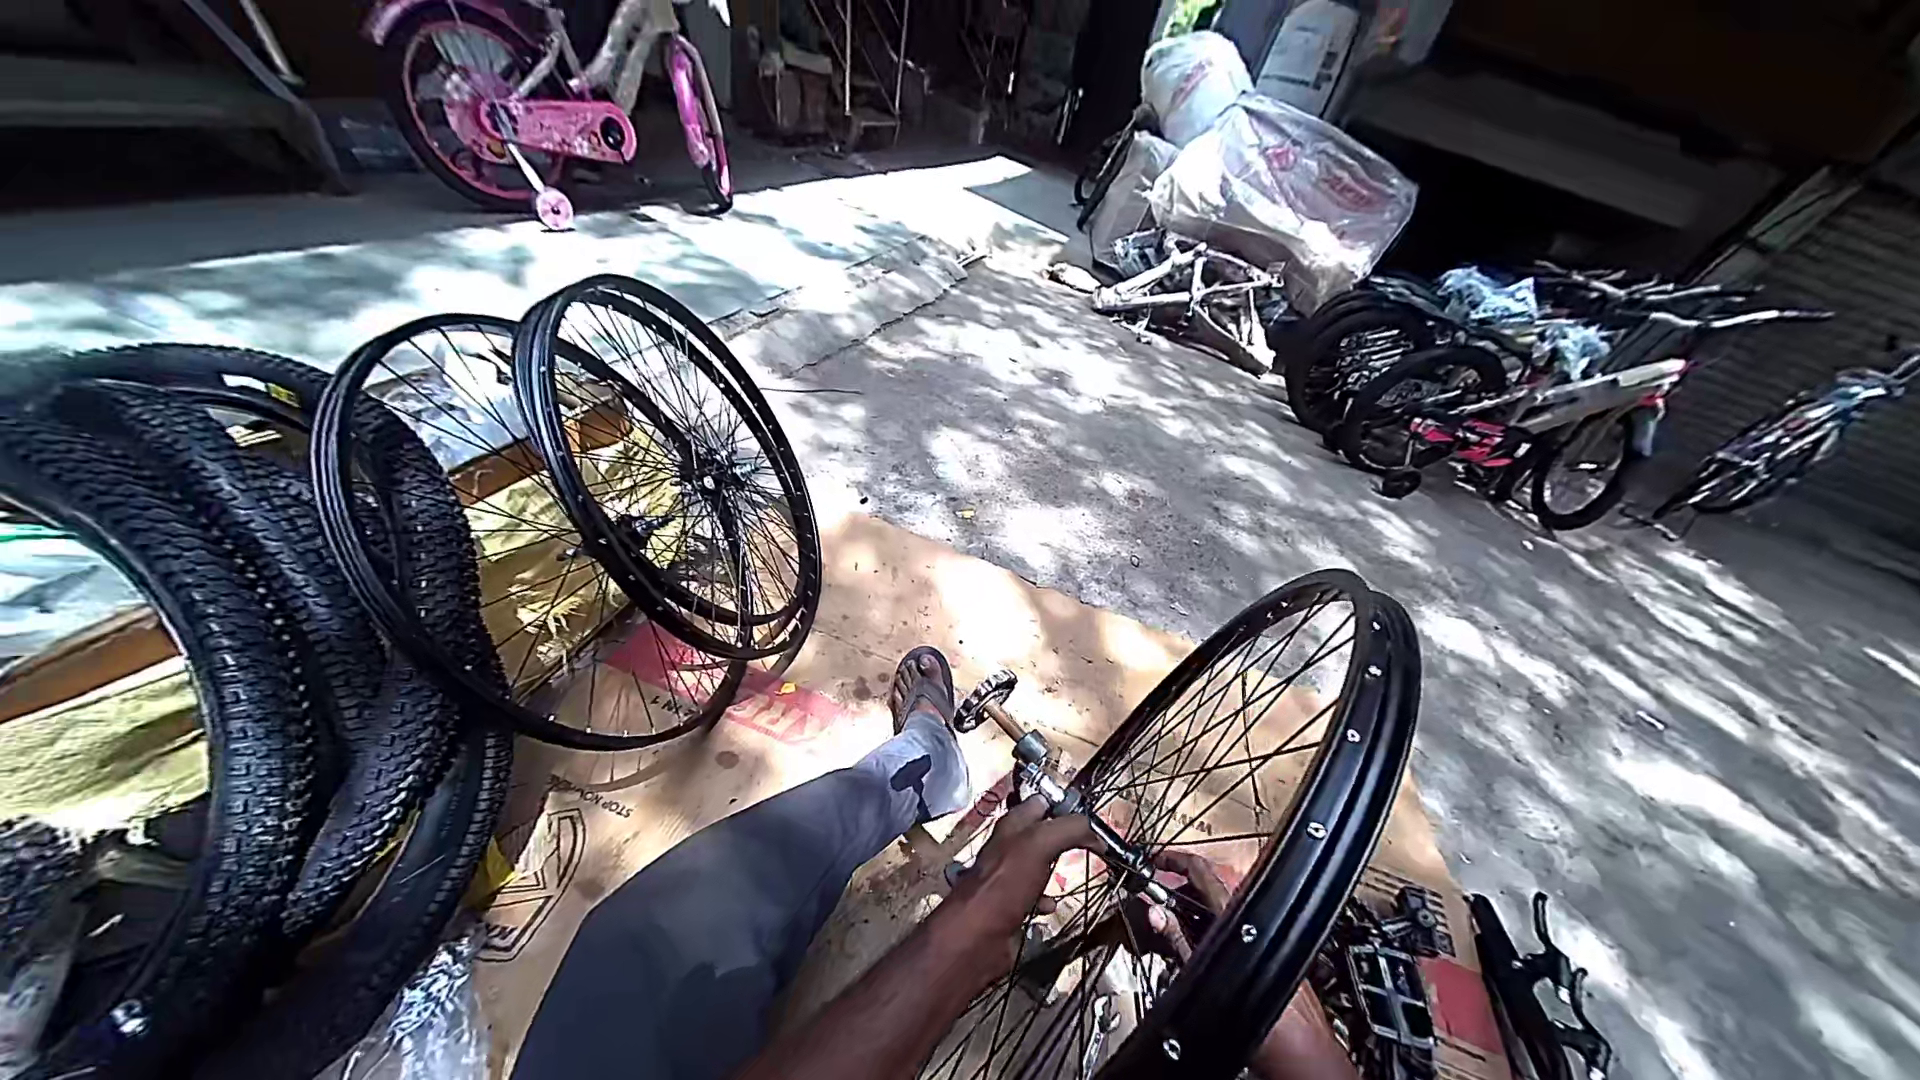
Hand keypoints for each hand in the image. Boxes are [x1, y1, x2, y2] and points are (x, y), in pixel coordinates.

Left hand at [942, 797, 1103, 969]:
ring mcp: (1009, 875)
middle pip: (1044, 833)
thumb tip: (1096, 831)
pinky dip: (1047, 899)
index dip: (1066, 806)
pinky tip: (1051, 906)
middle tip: (1090, 847)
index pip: (1043, 802)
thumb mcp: (1040, 843)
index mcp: (1013, 824)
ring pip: (1040, 864)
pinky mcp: (1011, 904)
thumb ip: (1068, 829)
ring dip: (1057, 868)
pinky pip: (1035, 895)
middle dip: (1066, 838)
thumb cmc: (1006, 882)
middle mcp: (1009, 845)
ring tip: (1074, 873)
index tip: (1092, 821)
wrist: (978, 935)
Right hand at [1138, 852, 1356, 1079]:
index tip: (1155, 859)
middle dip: (1179, 883)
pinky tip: (1197, 936)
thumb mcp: (1201, 973)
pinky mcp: (1265, 945)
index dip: (1172, 859)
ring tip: (1172, 915)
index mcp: (1234, 914)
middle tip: (1158, 891)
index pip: (1199, 869)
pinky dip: (1209, 918)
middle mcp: (1250, 916)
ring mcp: (1260, 930)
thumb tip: (1156, 913)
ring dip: (1193, 902)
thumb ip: (1176, 937)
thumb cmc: (1261, 1020)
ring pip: (1219, 899)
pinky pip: (1231, 918)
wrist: (1297, 1051)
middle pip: (1208, 881)